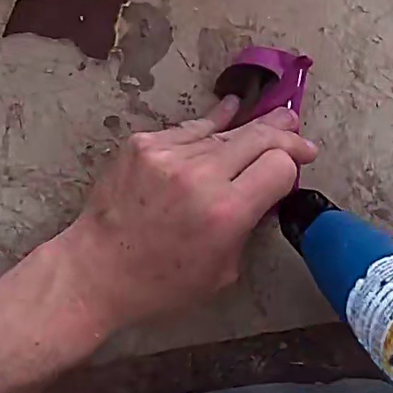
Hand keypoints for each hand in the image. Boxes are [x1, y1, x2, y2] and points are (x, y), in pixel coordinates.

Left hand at [60, 97, 318, 332]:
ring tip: (275, 117)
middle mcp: (200, 176)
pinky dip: (212, 126)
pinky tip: (230, 110)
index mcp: (226, 212)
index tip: (298, 165)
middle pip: (260, 136)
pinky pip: (191, 129)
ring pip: (226, 129)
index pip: (280, 164)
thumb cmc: (162, 282)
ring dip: (252, 127)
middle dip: (285, 133)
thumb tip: (271, 185)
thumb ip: (252, 221)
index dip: (293, 164)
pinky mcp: (145, 143)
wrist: (94, 271)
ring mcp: (169, 154)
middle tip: (298, 131)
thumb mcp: (224, 268)